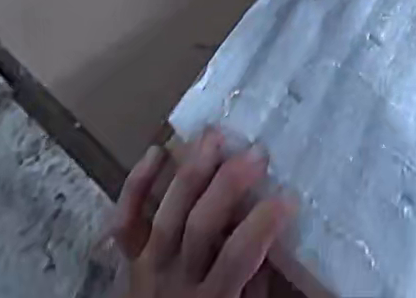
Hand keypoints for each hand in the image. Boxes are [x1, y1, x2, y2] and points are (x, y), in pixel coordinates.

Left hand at [112, 128, 296, 297]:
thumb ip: (258, 279)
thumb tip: (276, 228)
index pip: (237, 255)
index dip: (263, 223)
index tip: (289, 197)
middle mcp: (175, 280)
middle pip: (200, 224)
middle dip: (230, 183)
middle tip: (258, 152)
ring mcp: (149, 266)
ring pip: (168, 213)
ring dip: (192, 170)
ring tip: (216, 135)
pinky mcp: (130, 259)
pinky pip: (125, 222)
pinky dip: (136, 185)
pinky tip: (157, 152)